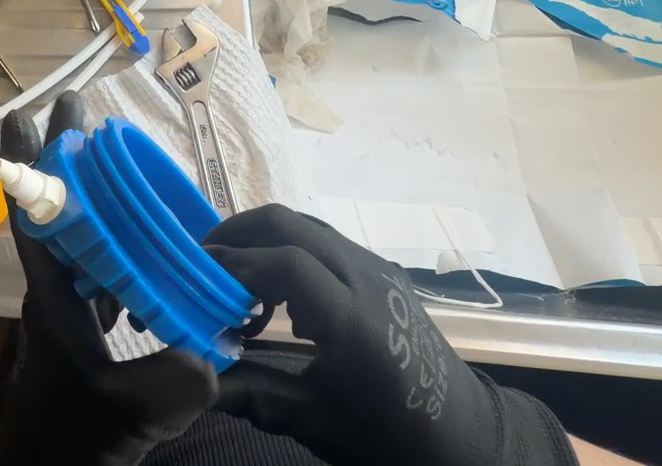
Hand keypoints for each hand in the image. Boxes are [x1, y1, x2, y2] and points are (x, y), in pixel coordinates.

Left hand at [0, 95, 216, 465]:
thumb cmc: (71, 437)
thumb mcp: (122, 416)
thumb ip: (164, 387)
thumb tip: (209, 354)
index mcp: (53, 294)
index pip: (33, 219)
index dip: (27, 169)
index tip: (25, 117)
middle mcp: (57, 283)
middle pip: (57, 204)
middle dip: (63, 152)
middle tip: (76, 104)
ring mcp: (70, 296)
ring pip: (77, 226)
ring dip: (90, 185)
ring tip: (109, 148)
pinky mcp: (86, 316)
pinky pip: (98, 258)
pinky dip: (114, 232)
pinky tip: (142, 228)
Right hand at [205, 205, 576, 465]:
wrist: (467, 439)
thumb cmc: (389, 436)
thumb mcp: (317, 422)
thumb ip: (252, 394)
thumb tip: (194, 380)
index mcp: (356, 322)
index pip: (287, 263)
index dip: (237, 262)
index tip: (200, 276)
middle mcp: (366, 280)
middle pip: (287, 223)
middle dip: (236, 231)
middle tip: (204, 259)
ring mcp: (375, 267)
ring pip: (302, 222)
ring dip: (259, 235)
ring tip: (232, 270)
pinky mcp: (379, 267)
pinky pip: (320, 237)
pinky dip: (284, 245)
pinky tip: (274, 286)